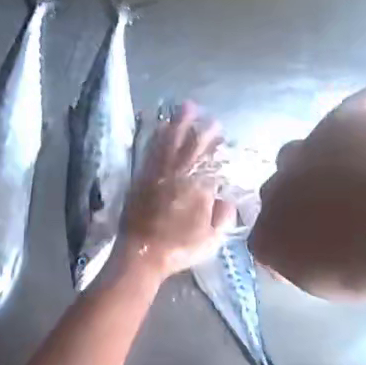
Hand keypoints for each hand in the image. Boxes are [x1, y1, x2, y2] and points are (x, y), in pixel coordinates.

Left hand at [116, 101, 236, 279]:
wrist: (142, 255)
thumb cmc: (179, 249)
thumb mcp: (212, 239)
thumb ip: (223, 216)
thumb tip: (225, 198)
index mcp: (198, 188)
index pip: (209, 158)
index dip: (213, 143)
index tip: (219, 130)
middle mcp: (177, 176)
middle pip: (189, 145)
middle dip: (197, 127)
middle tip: (202, 112)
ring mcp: (156, 176)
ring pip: (168, 144)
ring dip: (176, 125)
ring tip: (183, 109)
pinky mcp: (140, 180)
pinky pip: (150, 152)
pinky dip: (156, 138)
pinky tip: (159, 130)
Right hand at [249, 88, 365, 299]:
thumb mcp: (327, 282)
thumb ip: (302, 264)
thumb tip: (297, 254)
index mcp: (268, 231)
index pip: (266, 231)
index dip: (291, 235)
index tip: (317, 244)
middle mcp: (277, 185)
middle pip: (282, 185)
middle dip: (304, 193)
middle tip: (343, 208)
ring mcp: (308, 148)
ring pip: (308, 146)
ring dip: (326, 156)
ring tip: (364, 169)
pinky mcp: (347, 118)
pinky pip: (359, 105)